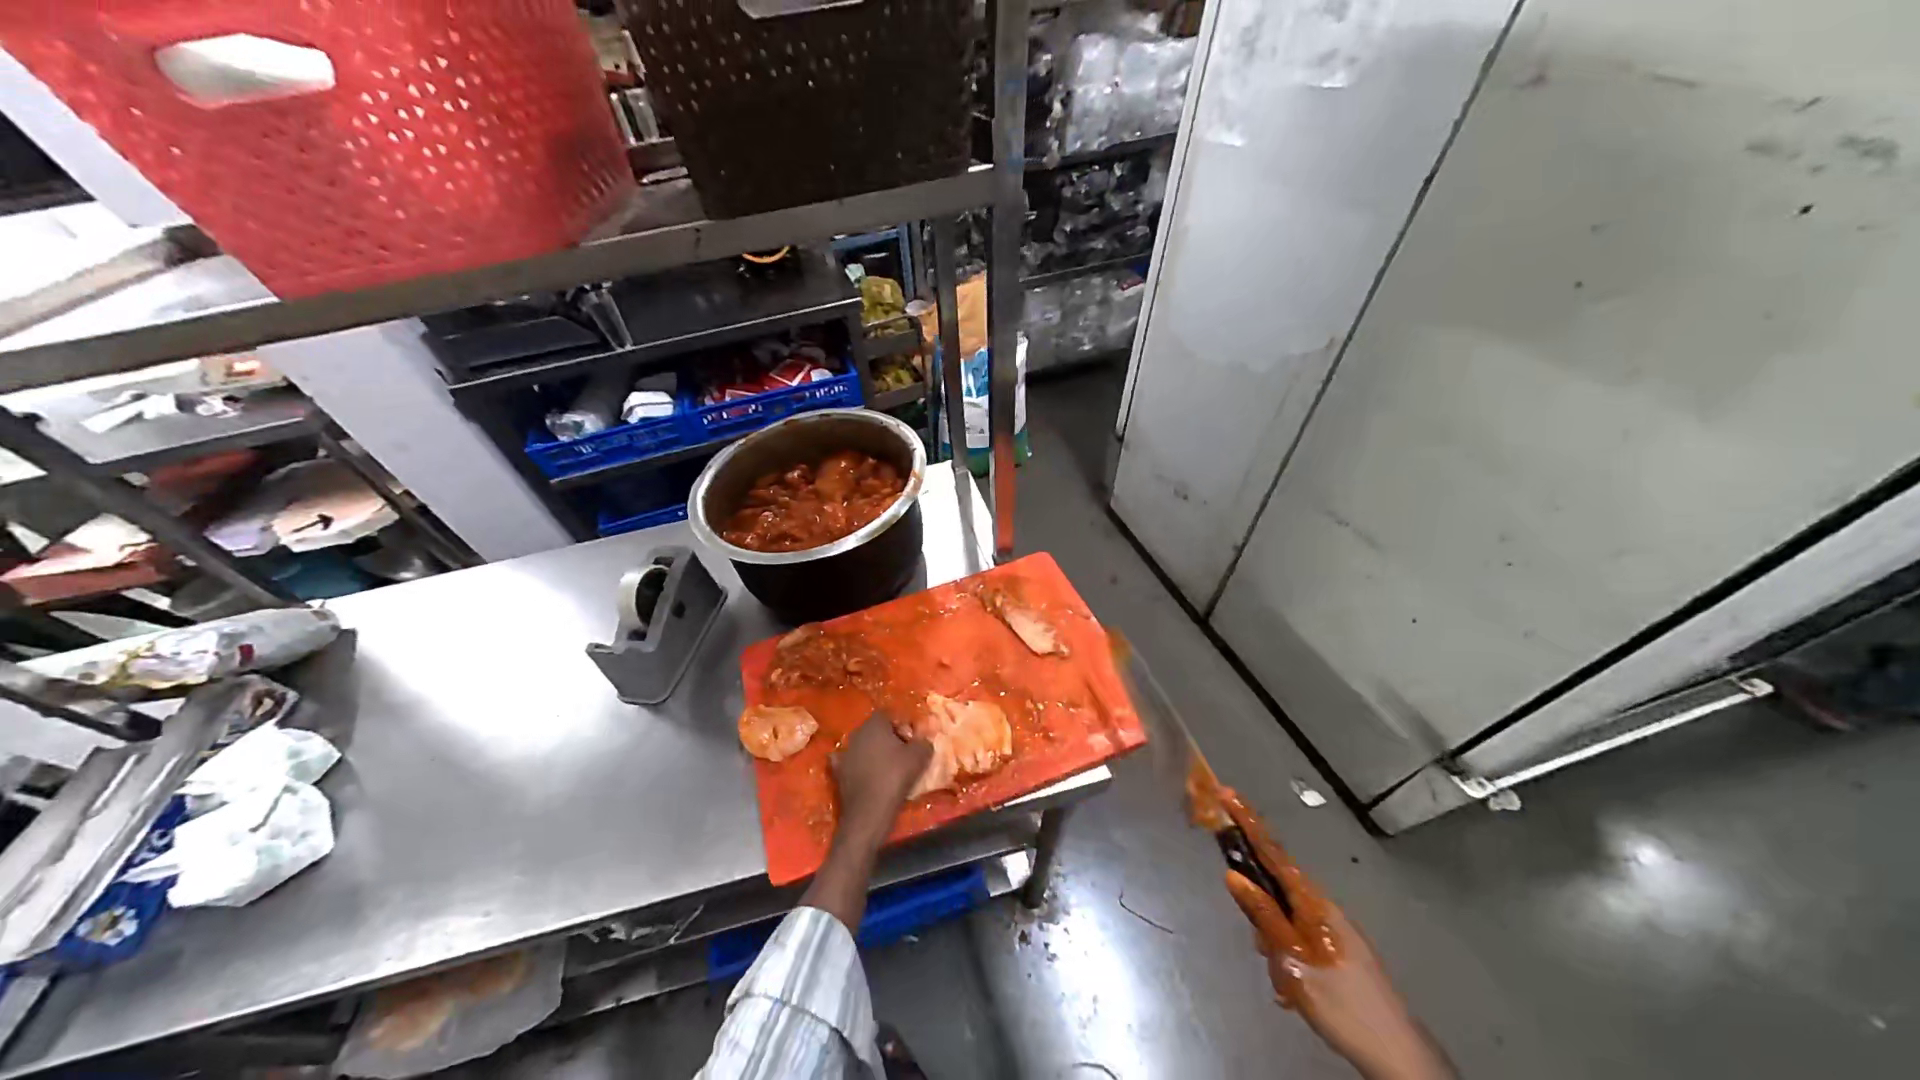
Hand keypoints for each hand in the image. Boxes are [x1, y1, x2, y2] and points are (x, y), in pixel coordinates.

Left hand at [831, 710, 931, 832]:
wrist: (870, 809)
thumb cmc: (896, 776)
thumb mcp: (920, 757)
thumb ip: (924, 742)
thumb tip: (923, 741)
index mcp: (874, 724)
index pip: (888, 714)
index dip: (900, 724)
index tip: (911, 739)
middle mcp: (856, 734)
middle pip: (874, 729)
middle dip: (887, 737)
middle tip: (902, 752)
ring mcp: (845, 753)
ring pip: (862, 746)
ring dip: (873, 752)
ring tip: (887, 766)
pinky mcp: (838, 772)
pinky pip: (850, 763)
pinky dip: (857, 766)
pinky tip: (866, 773)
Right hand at [1220, 789, 1455, 1079]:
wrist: (1398, 1053)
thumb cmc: (1342, 1001)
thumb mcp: (1294, 960)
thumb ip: (1264, 916)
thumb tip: (1232, 875)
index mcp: (1313, 901)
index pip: (1272, 851)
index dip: (1247, 821)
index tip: (1226, 792)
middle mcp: (1322, 906)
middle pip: (1274, 888)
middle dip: (1260, 915)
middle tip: (1270, 956)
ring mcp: (1331, 927)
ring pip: (1283, 919)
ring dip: (1275, 947)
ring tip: (1288, 986)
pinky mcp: (1334, 948)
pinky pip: (1296, 940)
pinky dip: (1288, 960)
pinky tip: (1296, 992)